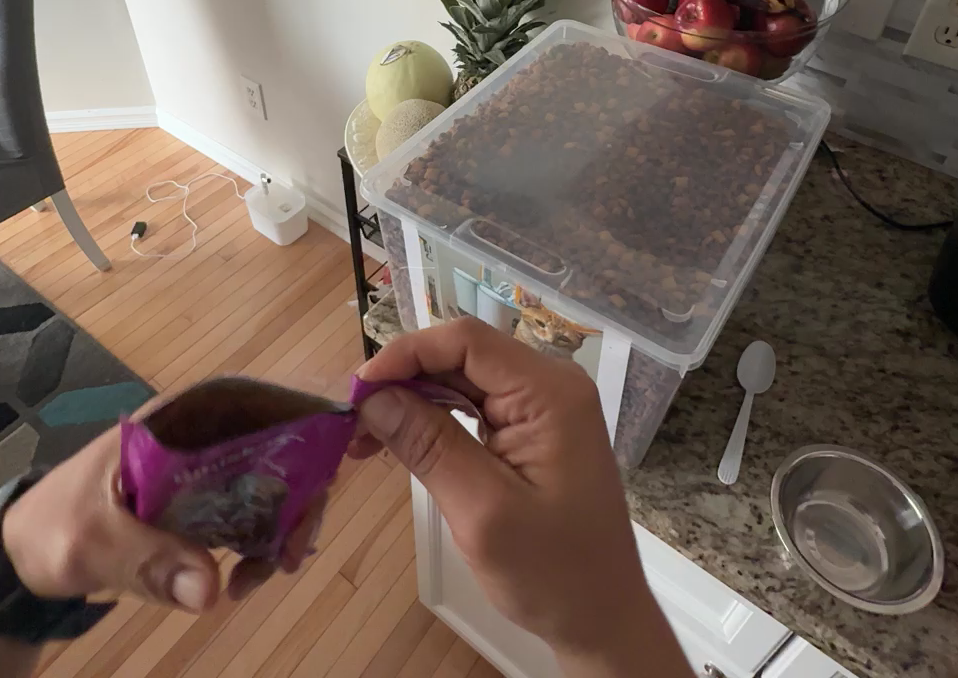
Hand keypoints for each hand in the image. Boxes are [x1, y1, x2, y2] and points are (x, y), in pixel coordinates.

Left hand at [0, 418, 323, 612]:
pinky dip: (262, 542)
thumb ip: (148, 560)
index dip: (302, 429)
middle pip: (280, 445)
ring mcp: (209, 464)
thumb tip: (212, 591)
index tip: (317, 482)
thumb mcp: (91, 541)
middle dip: (299, 494)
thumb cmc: (54, 526)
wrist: (21, 556)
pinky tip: (246, 577)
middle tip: (294, 552)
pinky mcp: (206, 499)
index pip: (261, 402)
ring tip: (262, 576)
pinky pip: (253, 512)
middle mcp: (207, 430)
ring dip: (283, 525)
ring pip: (273, 481)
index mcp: (184, 415)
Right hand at [351, 320, 683, 670]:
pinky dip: (435, 416)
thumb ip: (428, 444)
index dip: (407, 352)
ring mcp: (543, 402)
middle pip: (463, 355)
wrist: (603, 615)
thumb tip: (373, 396)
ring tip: (367, 435)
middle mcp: (550, 381)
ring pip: (464, 376)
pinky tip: (403, 437)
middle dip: (405, 379)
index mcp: (549, 391)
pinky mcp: (532, 423)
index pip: (467, 341)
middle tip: (354, 419)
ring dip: (414, 398)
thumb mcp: (483, 511)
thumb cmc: (552, 571)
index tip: (359, 388)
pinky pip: (475, 402)